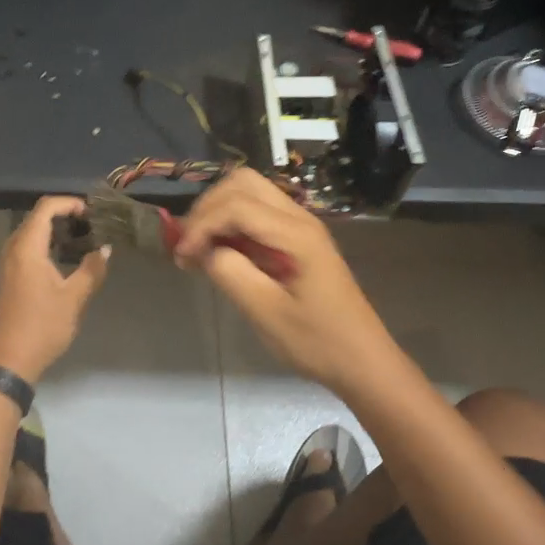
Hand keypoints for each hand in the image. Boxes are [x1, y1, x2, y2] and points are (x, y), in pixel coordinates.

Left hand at [0, 196, 111, 383]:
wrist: (8, 359)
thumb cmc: (42, 325)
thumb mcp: (74, 298)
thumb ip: (92, 269)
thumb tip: (105, 249)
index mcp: (27, 247)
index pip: (46, 207)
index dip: (69, 203)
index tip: (92, 212)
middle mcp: (13, 248)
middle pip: (37, 217)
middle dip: (65, 215)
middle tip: (92, 225)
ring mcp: (8, 262)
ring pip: (32, 233)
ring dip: (56, 231)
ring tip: (83, 240)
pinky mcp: (8, 276)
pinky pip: (27, 248)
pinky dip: (47, 245)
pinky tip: (65, 260)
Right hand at [174, 169, 389, 393]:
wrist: (363, 361)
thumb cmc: (318, 342)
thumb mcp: (267, 313)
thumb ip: (231, 274)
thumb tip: (202, 250)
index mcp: (296, 235)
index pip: (236, 206)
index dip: (201, 225)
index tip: (181, 256)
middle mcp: (300, 218)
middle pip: (242, 183)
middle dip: (208, 206)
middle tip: (188, 243)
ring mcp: (301, 226)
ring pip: (249, 191)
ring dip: (218, 210)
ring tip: (199, 247)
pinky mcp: (298, 238)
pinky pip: (258, 211)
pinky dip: (232, 221)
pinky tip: (220, 251)